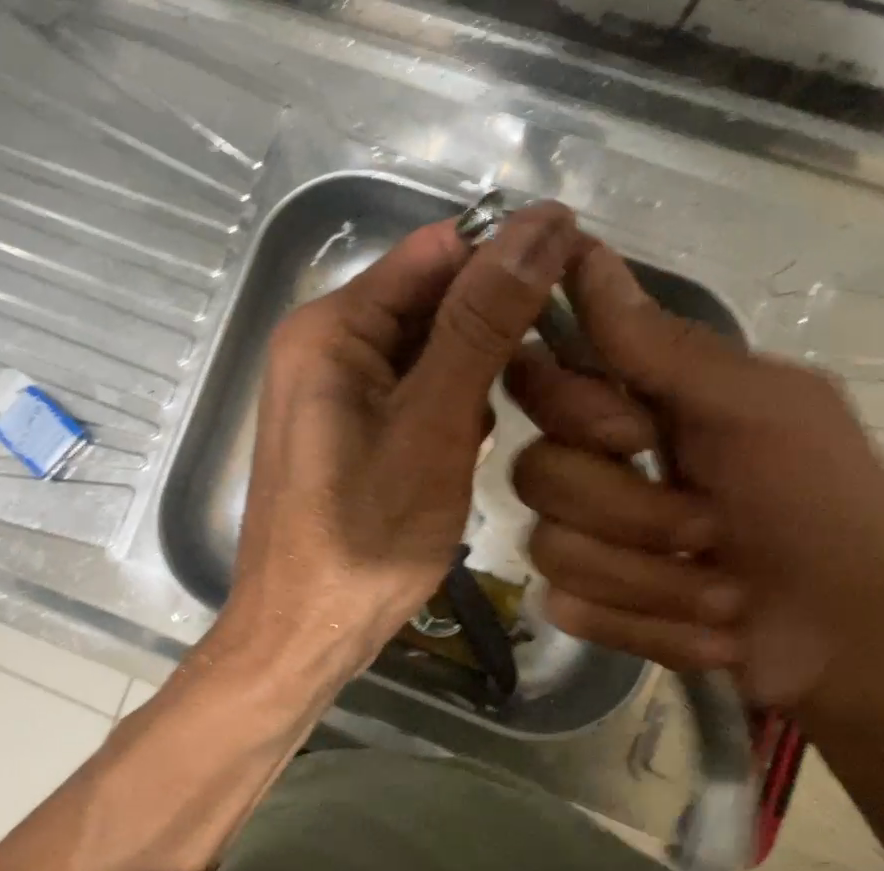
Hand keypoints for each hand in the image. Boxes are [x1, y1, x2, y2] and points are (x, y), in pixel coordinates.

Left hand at [215, 202, 580, 668]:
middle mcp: (319, 345)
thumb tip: (540, 223)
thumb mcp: (434, 424)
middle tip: (554, 376)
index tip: (580, 292)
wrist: (303, 634)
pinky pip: (406, 393)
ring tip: (496, 430)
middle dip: (491, 330)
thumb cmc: (366, 537)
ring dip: (472, 377)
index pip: (435, 252)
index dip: (508, 261)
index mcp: (329, 327)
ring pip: (424, 349)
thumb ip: (482, 323)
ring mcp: (326, 391)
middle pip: (428, 300)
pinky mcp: (339, 430)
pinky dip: (444, 411)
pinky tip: (460, 452)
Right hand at [505, 237, 883, 705]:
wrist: (860, 638)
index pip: (535, 377)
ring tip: (728, 597)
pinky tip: (708, 634)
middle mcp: (596, 465)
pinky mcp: (588, 606)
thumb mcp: (762, 410)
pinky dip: (647, 627)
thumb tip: (582, 250)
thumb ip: (663, 348)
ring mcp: (588, 540)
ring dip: (652, 582)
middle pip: (534, 472)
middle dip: (632, 513)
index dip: (570, 410)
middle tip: (713, 529)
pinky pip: (567, 609)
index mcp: (633, 404)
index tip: (639, 435)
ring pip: (550, 548)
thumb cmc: (827, 505)